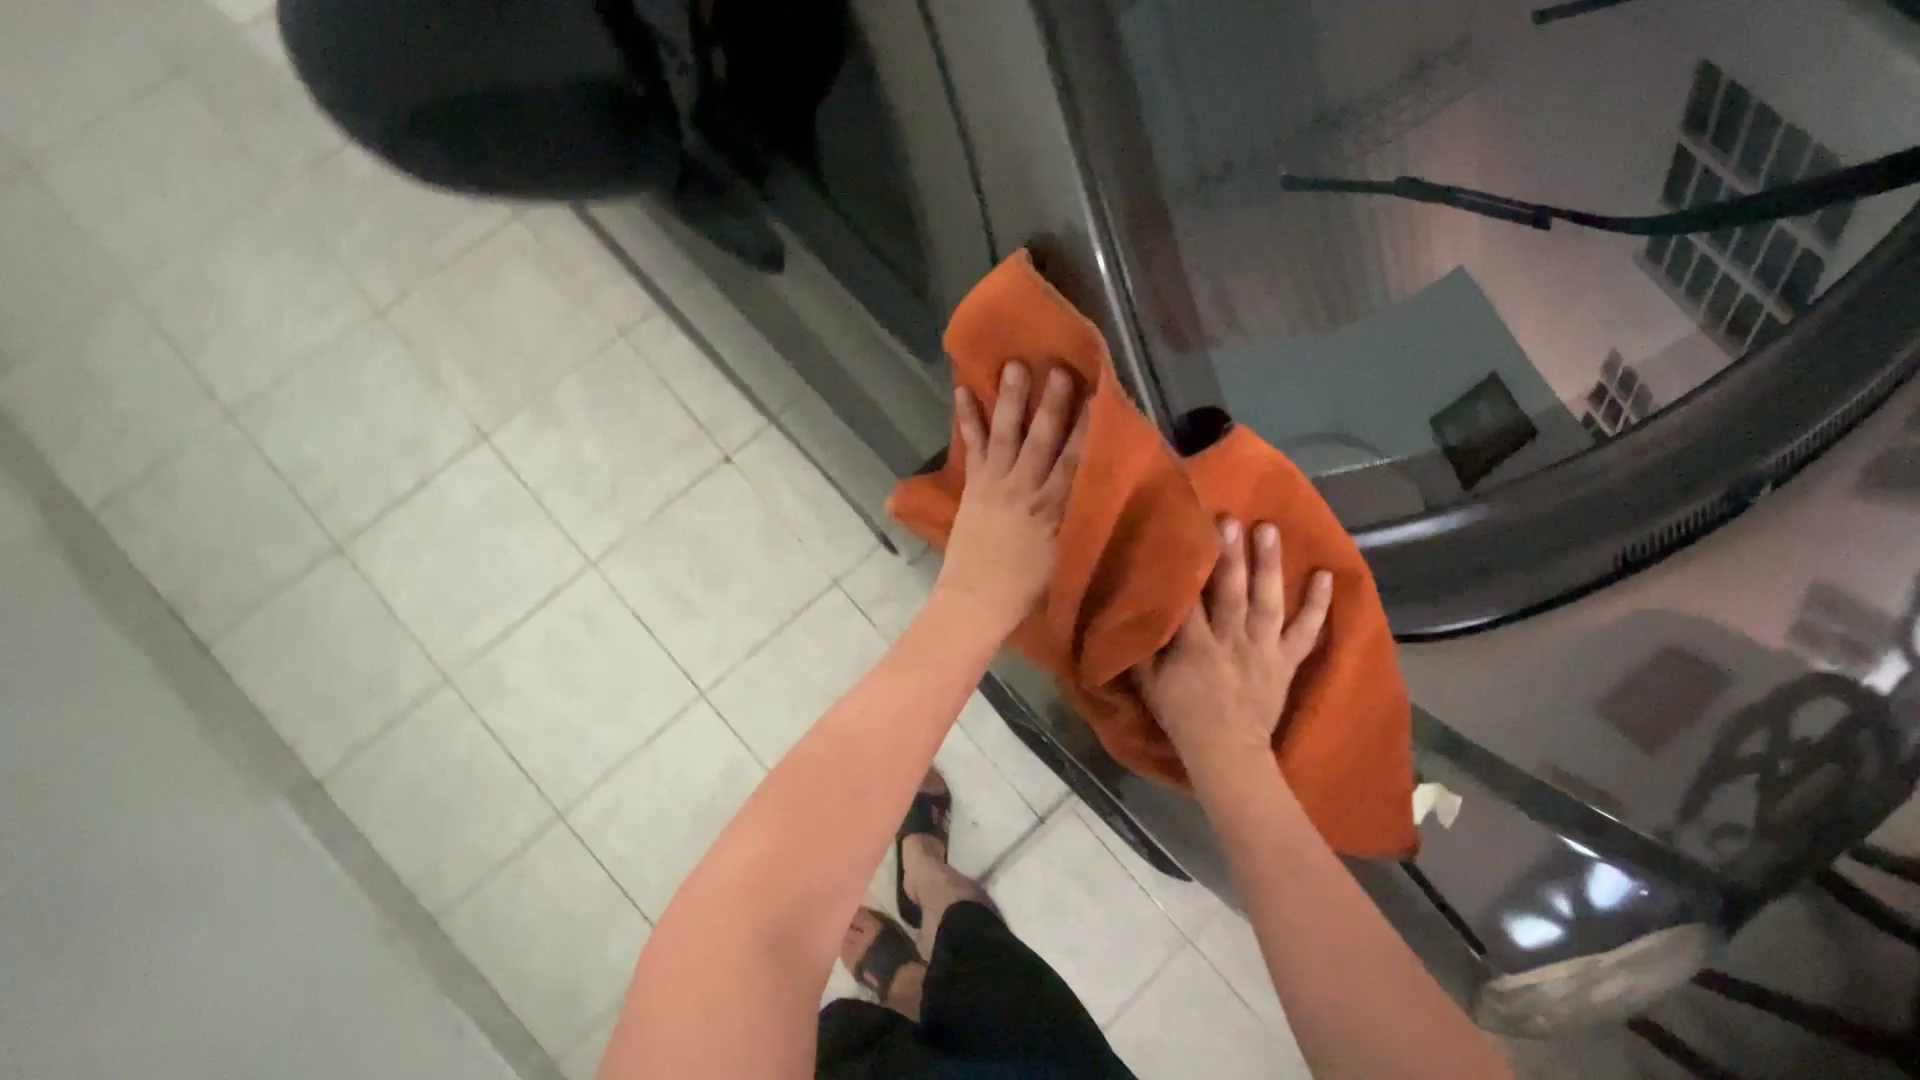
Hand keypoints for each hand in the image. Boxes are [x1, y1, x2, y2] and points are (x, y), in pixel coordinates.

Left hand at [933, 362, 1087, 637]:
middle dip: (1053, 403)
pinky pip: (971, 446)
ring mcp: (996, 484)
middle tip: (1060, 368)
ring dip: (1010, 399)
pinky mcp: (973, 487)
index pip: (1075, 461)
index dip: (1088, 428)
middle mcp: (1026, 488)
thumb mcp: (1064, 556)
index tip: (1099, 399)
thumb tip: (1093, 488)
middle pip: (1043, 438)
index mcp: (1054, 509)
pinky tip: (962, 391)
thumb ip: (1076, 519)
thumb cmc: (1026, 588)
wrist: (977, 601)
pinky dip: (966, 419)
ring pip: (1006, 433)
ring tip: (1014, 365)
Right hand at [1132, 517, 1333, 777]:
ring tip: (1269, 530)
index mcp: (1195, 648)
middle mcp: (1231, 642)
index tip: (1183, 534)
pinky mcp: (1286, 661)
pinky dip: (1318, 606)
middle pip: (1230, 594)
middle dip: (1230, 556)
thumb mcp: (1149, 685)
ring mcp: (1264, 650)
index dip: (1186, 568)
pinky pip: (1306, 632)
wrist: (1228, 754)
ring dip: (1269, 566)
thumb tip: (1129, 612)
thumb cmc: (1183, 717)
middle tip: (1230, 519)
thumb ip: (1141, 648)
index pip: (1189, 601)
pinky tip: (1325, 575)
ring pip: (1267, 603)